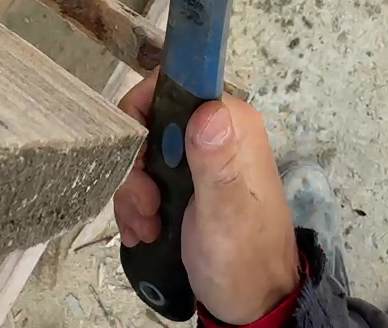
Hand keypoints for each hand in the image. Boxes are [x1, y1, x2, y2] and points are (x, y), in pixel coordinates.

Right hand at [112, 74, 300, 323]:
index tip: (138, 155)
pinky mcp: (189, 178)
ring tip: (146, 228)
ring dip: (135, 191)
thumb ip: (215, 165)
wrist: (252, 307)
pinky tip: (144, 231)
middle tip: (145, 207)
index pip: (173, 82)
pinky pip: (149, 175)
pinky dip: (139, 203)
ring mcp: (201, 153)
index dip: (143, 110)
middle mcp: (216, 127)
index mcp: (230, 121)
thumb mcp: (226, 215)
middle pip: (152, 119)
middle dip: (137, 165)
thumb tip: (207, 112)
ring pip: (145, 150)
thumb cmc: (242, 261)